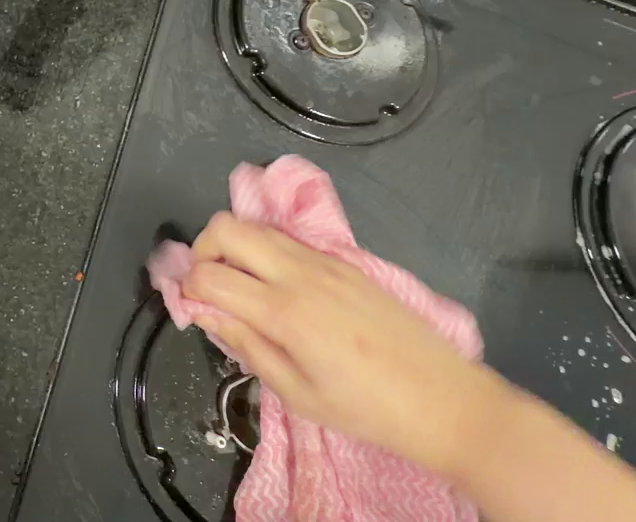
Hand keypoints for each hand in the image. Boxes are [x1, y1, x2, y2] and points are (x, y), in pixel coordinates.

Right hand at [181, 212, 510, 475]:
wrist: (448, 402)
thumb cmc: (368, 410)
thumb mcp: (298, 393)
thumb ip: (246, 346)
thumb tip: (206, 313)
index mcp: (285, 312)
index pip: (209, 276)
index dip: (187, 288)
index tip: (189, 307)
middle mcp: (300, 273)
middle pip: (226, 228)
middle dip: (202, 250)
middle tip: (207, 284)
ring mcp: (323, 261)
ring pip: (254, 225)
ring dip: (232, 246)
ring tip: (237, 283)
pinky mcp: (342, 260)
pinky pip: (285, 238)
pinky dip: (263, 250)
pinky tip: (274, 285)